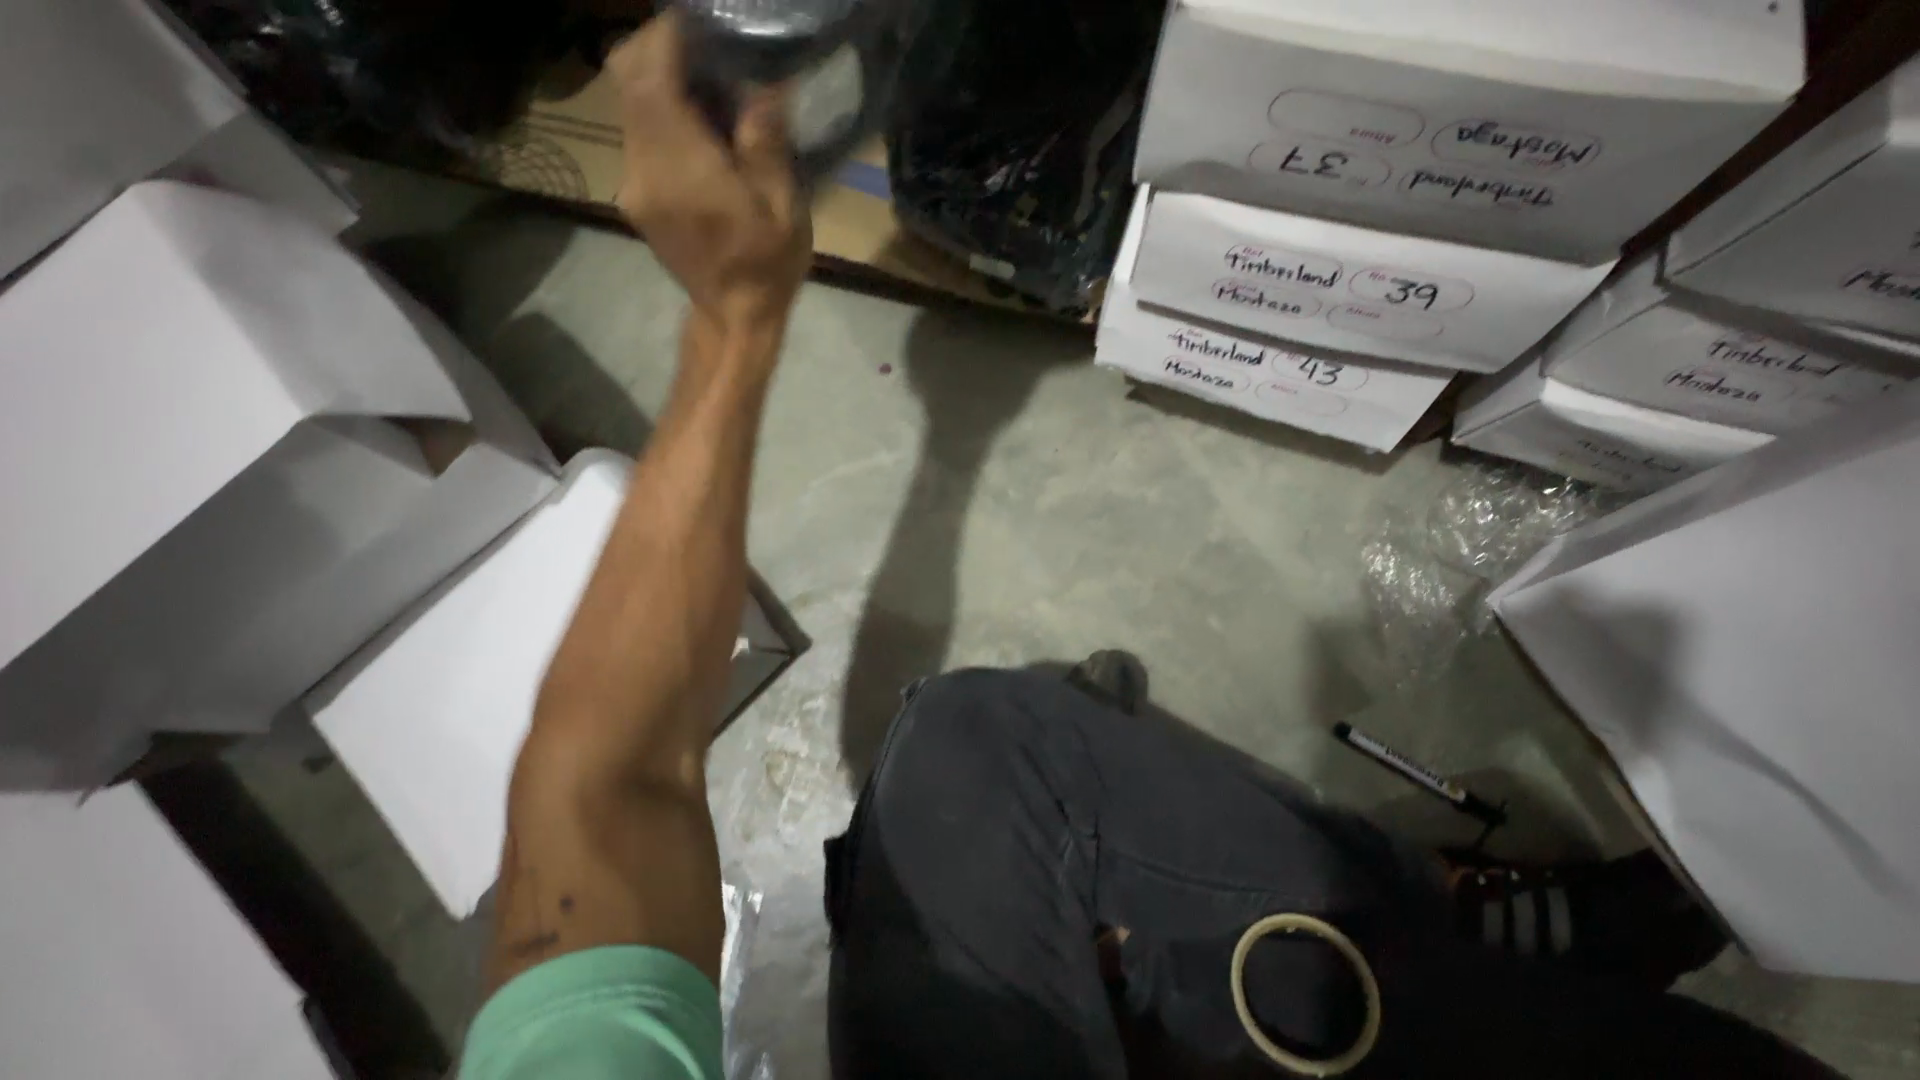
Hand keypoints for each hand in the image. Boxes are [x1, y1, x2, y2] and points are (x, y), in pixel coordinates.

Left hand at [608, 13, 812, 332]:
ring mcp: (634, 183)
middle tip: (703, 45)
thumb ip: (765, 140)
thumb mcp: (782, 206)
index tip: (701, 22)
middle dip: (656, 47)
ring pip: (628, 103)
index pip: (649, 75)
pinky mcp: (636, 195)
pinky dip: (661, 113)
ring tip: (710, 85)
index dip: (668, 35)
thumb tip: (762, 84)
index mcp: (680, 167)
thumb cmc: (766, 266)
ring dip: (660, 80)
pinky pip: (638, 133)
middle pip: (625, 78)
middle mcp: (643, 167)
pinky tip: (700, 127)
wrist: (734, 319)